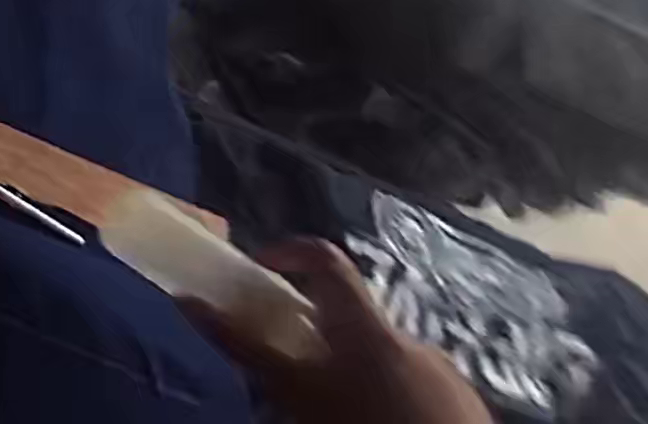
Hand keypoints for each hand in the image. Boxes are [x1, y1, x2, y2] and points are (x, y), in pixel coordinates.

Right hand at [181, 238, 490, 423]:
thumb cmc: (357, 422)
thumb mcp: (289, 389)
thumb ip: (238, 342)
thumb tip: (184, 298)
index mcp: (367, 325)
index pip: (325, 257)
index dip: (288, 250)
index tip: (260, 269)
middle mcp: (413, 341)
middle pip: (349, 311)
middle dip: (312, 326)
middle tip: (288, 357)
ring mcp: (452, 381)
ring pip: (380, 351)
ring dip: (347, 361)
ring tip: (327, 397)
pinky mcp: (474, 414)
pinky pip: (415, 383)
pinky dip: (383, 388)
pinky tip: (369, 415)